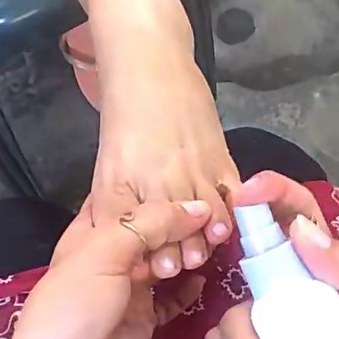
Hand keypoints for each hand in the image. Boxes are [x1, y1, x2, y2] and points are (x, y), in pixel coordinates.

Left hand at [3, 196, 212, 338]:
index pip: (128, 199)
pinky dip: (189, 289)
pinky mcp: (145, 316)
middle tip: (213, 221)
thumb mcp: (105, 251)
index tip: (194, 182)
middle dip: (180, 225)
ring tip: (214, 246)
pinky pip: (172, 298)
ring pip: (166, 261)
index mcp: (92, 232)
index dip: (157, 190)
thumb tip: (198, 208)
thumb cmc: (75, 303)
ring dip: (188, 254)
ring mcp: (130, 287)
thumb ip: (150, 224)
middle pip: (152, 231)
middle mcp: (112, 255)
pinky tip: (204, 279)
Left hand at [90, 41, 239, 279]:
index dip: (143, 257)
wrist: (150, 68)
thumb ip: (115, 210)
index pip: (131, 236)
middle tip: (180, 265)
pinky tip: (229, 226)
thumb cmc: (123, 121)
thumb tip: (129, 247)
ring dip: (205, 240)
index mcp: (121, 189)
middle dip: (176, 254)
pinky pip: (231, 197)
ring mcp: (192, 171)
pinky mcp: (220, 158)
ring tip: (204, 250)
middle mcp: (157, 184)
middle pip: (170, 233)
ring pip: (204, 220)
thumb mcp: (106, 171)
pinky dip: (232, 216)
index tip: (150, 270)